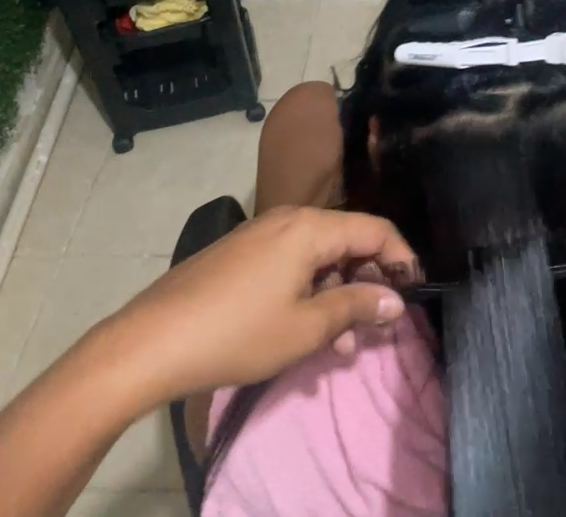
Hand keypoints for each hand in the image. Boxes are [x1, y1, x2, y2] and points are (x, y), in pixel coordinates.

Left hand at [97, 206, 418, 399]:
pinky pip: (291, 262)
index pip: (375, 229)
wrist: (151, 341)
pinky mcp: (241, 253)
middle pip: (347, 239)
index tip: (414, 294)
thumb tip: (396, 299)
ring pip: (319, 256)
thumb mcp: (306, 327)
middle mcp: (288, 218)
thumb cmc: (238, 333)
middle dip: (368, 282)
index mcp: (310, 227)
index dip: (402, 259)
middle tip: (377, 327)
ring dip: (339, 294)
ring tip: (342, 346)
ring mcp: (261, 234)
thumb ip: (356, 307)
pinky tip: (307, 330)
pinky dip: (310, 290)